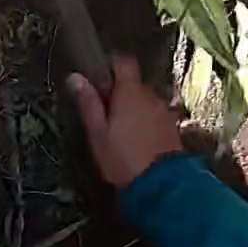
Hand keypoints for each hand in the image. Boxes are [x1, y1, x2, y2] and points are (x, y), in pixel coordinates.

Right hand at [67, 54, 181, 188]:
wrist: (160, 184)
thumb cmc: (122, 157)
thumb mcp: (97, 132)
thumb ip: (88, 103)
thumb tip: (75, 78)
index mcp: (130, 92)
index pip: (124, 62)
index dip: (111, 62)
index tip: (99, 72)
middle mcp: (151, 96)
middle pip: (134, 83)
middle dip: (119, 91)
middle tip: (102, 110)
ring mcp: (164, 111)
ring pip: (144, 100)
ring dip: (132, 107)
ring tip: (118, 129)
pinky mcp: (172, 127)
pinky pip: (154, 114)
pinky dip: (144, 119)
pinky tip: (135, 138)